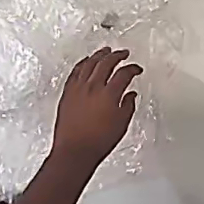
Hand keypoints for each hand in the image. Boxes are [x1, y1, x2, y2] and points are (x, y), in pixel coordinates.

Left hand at [50, 47, 141, 173]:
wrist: (75, 151)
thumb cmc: (98, 141)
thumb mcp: (121, 123)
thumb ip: (128, 105)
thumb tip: (130, 96)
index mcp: (109, 94)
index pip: (124, 74)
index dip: (132, 69)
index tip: (136, 69)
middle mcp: (92, 87)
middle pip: (106, 63)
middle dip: (117, 55)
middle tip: (123, 53)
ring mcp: (78, 89)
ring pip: (89, 64)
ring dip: (99, 55)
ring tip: (104, 51)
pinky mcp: (67, 94)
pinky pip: (75, 72)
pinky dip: (82, 64)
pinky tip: (85, 63)